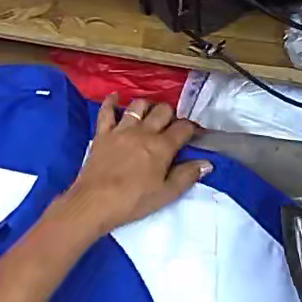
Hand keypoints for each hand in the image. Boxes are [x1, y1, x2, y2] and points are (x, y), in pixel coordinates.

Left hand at [48, 95, 208, 237]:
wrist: (93, 204)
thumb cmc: (133, 200)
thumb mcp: (167, 193)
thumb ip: (188, 175)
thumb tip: (207, 163)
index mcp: (163, 146)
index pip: (184, 127)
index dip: (193, 128)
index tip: (195, 134)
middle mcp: (144, 132)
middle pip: (163, 110)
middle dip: (172, 115)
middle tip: (172, 125)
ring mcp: (122, 130)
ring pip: (139, 105)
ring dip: (148, 106)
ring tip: (150, 114)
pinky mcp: (102, 134)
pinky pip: (107, 111)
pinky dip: (111, 102)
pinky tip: (115, 97)